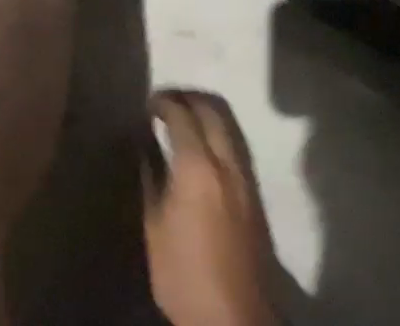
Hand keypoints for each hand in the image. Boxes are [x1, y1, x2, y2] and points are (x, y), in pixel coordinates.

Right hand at [145, 92, 279, 325]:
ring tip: (182, 118)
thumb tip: (144, 147)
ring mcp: (246, 177)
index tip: (147, 103)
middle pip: (213, 110)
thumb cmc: (184, 274)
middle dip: (189, 97)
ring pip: (229, 125)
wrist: (234, 315)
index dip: (163, 102)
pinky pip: (236, 145)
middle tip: (165, 101)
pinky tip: (200, 147)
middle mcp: (227, 163)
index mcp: (198, 168)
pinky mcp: (255, 193)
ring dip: (206, 112)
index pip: (182, 115)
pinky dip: (217, 132)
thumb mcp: (155, 228)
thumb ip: (151, 179)